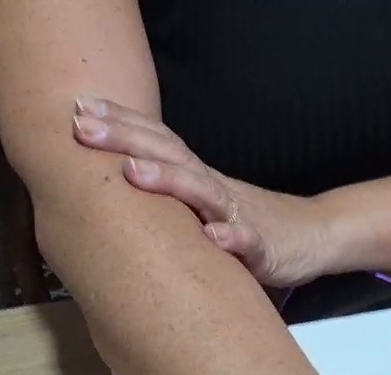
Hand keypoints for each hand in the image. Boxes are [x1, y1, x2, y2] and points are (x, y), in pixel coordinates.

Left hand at [73, 96, 332, 286]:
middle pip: (171, 156)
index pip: (158, 142)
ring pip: (204, 194)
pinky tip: (212, 238)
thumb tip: (116, 196)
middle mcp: (216, 190)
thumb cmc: (253, 224)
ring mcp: (240, 217)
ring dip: (169, 180)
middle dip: (127, 138)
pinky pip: (247, 243)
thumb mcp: (206, 207)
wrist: (312, 237)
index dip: (121, 123)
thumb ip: (172, 200)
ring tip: (132, 172)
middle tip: (83, 127)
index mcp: (199, 179)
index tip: (78, 108)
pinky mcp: (264, 249)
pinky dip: (231, 240)